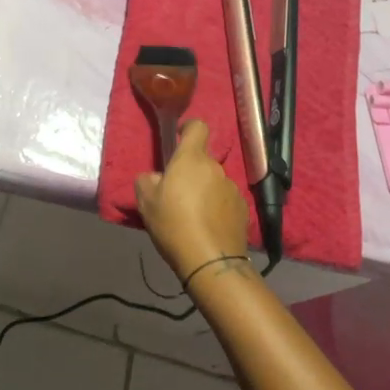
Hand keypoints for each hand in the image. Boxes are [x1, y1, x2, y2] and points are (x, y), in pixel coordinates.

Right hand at [134, 120, 248, 281]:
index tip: (179, 139)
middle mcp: (215, 168)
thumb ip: (147, 180)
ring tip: (194, 216)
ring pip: (214, 182)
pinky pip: (226, 200)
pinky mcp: (243, 210)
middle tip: (177, 195)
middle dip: (191, 172)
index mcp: (191, 159)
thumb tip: (158, 178)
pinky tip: (209, 227)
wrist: (211, 262)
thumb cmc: (174, 224)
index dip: (188, 129)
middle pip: (202, 161)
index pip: (197, 127)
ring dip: (205, 191)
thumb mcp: (145, 201)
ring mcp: (232, 189)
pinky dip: (218, 208)